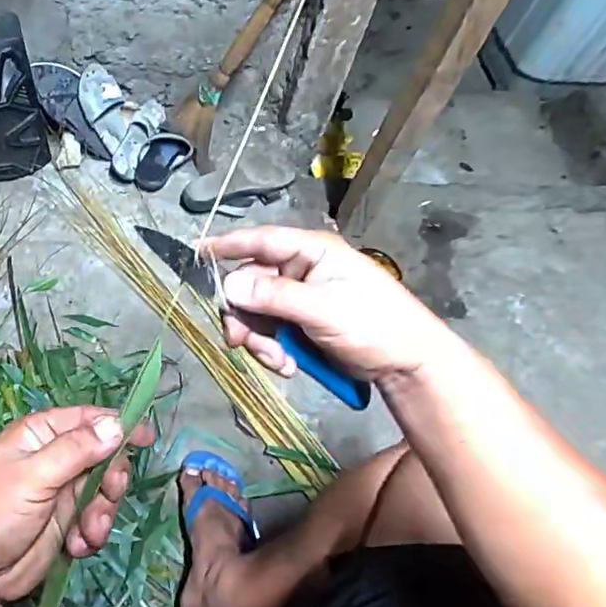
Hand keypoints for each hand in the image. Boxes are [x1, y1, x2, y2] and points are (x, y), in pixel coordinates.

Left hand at [0, 406, 155, 606]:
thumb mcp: (32, 477)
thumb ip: (76, 451)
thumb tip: (117, 425)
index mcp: (40, 435)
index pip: (88, 419)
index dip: (118, 425)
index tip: (146, 438)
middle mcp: (55, 458)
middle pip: (105, 455)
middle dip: (112, 478)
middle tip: (109, 493)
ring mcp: (63, 492)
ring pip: (105, 490)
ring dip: (103, 511)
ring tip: (87, 531)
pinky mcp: (68, 522)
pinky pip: (97, 519)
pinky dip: (94, 533)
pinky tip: (77, 546)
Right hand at [199, 226, 454, 387]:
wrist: (407, 365)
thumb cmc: (374, 325)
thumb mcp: (322, 309)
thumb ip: (274, 296)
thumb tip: (228, 285)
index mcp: (312, 252)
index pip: (261, 241)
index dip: (228, 245)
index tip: (197, 251)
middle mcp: (302, 270)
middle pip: (250, 285)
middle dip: (244, 316)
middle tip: (238, 342)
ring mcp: (301, 298)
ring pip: (256, 313)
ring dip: (259, 340)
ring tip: (278, 362)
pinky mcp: (302, 324)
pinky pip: (271, 332)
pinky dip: (272, 350)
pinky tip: (288, 366)